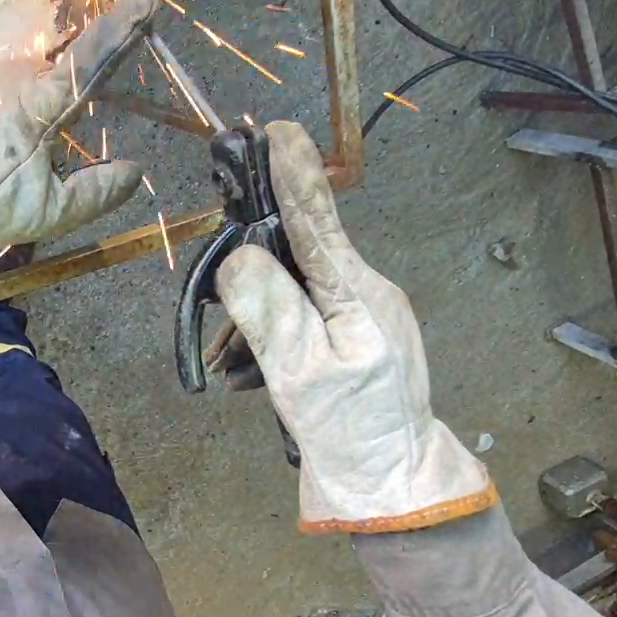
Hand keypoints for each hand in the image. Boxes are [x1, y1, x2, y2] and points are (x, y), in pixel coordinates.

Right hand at [215, 122, 495, 533]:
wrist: (391, 485)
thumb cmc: (349, 432)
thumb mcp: (300, 375)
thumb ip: (270, 312)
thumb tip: (238, 257)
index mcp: (358, 293)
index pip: (318, 222)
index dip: (295, 176)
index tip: (278, 131)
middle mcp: (366, 290)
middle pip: (298, 253)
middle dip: (254, 273)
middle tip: (225, 312)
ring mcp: (364, 312)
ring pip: (296, 288)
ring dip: (257, 318)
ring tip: (236, 368)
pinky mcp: (357, 334)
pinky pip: (306, 314)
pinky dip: (274, 334)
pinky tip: (254, 371)